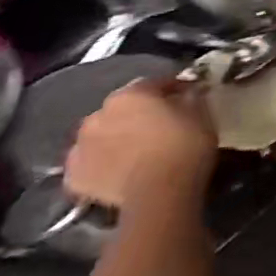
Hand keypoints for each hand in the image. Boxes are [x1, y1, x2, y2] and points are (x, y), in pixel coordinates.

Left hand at [64, 78, 216, 214]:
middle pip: (121, 109)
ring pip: (101, 135)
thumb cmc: (185, 146)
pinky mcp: (73, 175)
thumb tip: (189, 91)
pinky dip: (103, 163)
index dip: (173, 88)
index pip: (154, 83)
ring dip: (116, 137)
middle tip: (161, 125)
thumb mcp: (203, 115)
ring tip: (139, 150)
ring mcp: (79, 147)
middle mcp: (97, 115)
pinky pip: (90, 162)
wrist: (159, 192)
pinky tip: (120, 170)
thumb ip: (192, 98)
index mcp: (130, 96)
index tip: (188, 94)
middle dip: (138, 113)